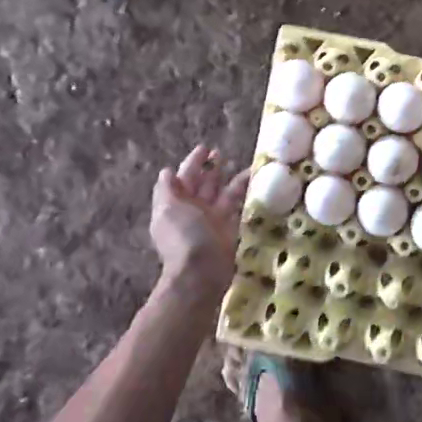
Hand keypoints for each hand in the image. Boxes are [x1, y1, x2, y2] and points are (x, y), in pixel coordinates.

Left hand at [149, 145, 248, 289]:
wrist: (201, 272)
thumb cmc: (183, 236)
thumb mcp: (168, 209)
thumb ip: (167, 189)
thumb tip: (166, 172)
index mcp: (175, 203)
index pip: (183, 177)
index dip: (192, 162)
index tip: (205, 148)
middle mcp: (193, 210)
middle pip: (203, 184)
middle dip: (212, 169)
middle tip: (223, 153)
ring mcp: (211, 220)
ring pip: (222, 194)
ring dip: (231, 180)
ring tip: (245, 166)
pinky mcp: (229, 229)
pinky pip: (237, 207)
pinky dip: (244, 196)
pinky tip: (255, 185)